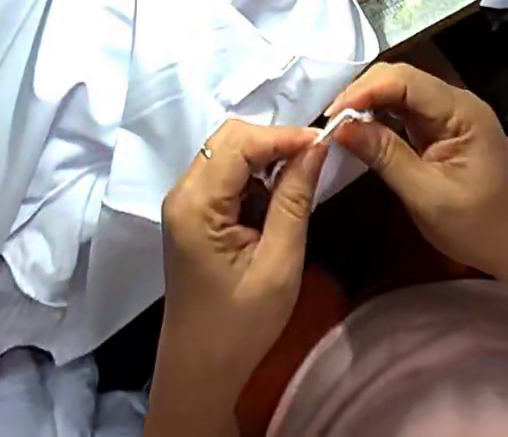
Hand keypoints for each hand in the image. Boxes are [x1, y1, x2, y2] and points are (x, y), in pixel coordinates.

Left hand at [155, 121, 327, 402]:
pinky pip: (225, 170)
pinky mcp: (193, 210)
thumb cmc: (241, 326)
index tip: (323, 141)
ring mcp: (185, 200)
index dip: (283, 136)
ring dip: (265, 154)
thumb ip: (295, 198)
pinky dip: (254, 171)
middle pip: (229, 138)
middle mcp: (183, 192)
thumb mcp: (279, 264)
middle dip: (274, 140)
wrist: (201, 371)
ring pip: (227, 149)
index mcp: (197, 205)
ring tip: (298, 176)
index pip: (240, 143)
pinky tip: (276, 193)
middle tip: (313, 157)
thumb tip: (316, 146)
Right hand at [329, 63, 507, 283]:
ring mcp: (448, 113)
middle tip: (329, 122)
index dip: (364, 91)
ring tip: (337, 126)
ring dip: (366, 104)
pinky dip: (378, 117)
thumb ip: (385, 156)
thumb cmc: (484, 227)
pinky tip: (359, 131)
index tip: (332, 117)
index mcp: (459, 110)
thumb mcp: (429, 196)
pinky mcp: (440, 128)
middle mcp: (454, 101)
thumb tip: (340, 127)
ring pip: (398, 91)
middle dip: (361, 94)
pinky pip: (403, 110)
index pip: (403, 80)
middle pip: (398, 78)